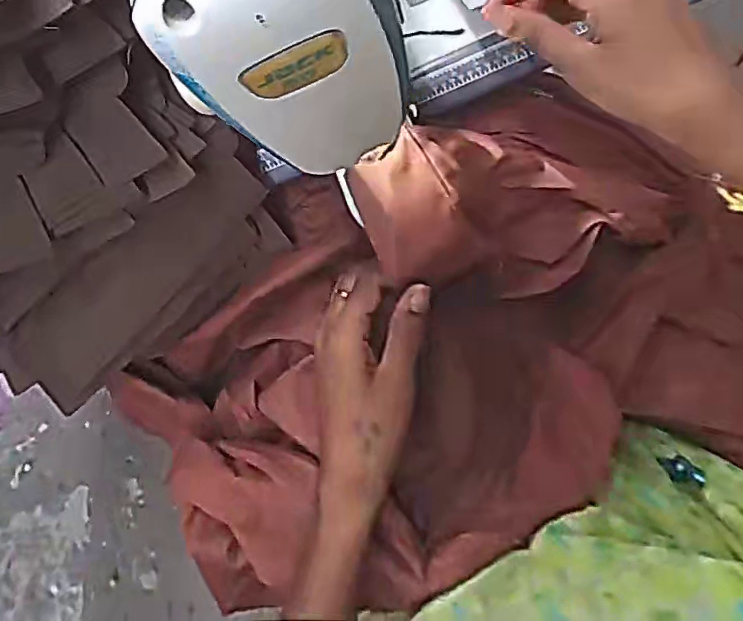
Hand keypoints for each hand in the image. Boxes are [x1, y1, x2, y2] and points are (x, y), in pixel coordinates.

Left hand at [315, 270, 428, 530]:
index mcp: (341, 330)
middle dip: (376, 274)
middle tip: (412, 275)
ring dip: (367, 288)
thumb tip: (419, 286)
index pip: (364, 281)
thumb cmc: (376, 428)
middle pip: (348, 285)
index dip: (390, 271)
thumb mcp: (398, 378)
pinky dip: (360, 305)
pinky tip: (382, 315)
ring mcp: (322, 344)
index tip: (420, 268)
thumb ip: (406, 328)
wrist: (348, 474)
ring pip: (341, 298)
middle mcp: (325, 330)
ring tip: (402, 289)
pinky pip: (340, 315)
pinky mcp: (326, 358)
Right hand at [482, 0, 742, 189]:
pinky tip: (565, 31)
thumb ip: (536, 31)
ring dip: (553, 1)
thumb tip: (498, 15)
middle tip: (508, 28)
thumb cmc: (642, 91)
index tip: (491, 17)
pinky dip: (579, 6)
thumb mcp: (580, 64)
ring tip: (531, 33)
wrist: (712, 112)